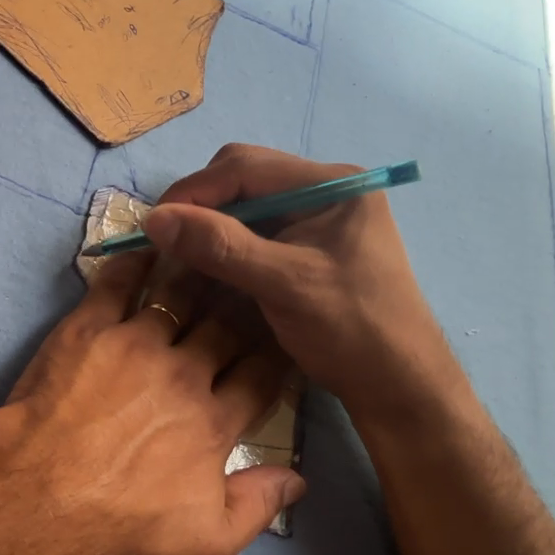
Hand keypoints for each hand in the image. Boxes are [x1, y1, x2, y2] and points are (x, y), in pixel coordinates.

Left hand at [0, 250, 302, 554]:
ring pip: (178, 296)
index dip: (278, 354)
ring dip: (198, 273)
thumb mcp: (204, 544)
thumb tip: (299, 480)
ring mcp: (135, 345)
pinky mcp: (88, 329)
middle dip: (246, 305)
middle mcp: (184, 373)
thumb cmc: (118, 529)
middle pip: (227, 328)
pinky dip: (135, 262)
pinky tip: (149, 245)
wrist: (36, 498)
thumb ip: (257, 508)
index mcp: (215, 423)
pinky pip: (117, 284)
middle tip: (254, 282)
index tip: (285, 335)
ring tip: (210, 251)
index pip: (262, 377)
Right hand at [142, 145, 466, 422]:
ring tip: (183, 256)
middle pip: (243, 178)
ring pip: (245, 205)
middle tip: (169, 242)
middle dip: (202, 205)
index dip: (193, 191)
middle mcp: (324, 191)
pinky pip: (255, 230)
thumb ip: (220, 247)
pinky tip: (211, 268)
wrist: (400, 387)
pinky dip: (226, 244)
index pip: (244, 167)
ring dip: (211, 226)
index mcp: (332, 184)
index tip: (154, 226)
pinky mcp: (309, 247)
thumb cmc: (352, 331)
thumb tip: (153, 219)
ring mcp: (317, 219)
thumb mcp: (283, 285)